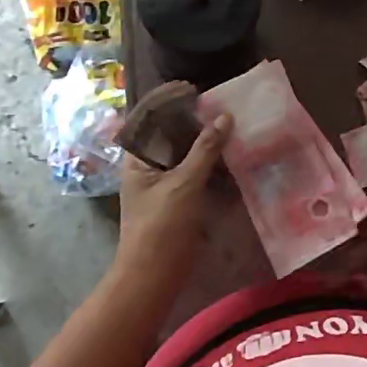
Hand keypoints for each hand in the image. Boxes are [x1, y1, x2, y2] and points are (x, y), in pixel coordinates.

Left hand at [115, 114, 230, 286]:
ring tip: (228, 127)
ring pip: (182, 153)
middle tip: (218, 106)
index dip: (166, 99)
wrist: (153, 277)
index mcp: (137, 158)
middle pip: (167, 133)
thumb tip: (224, 117)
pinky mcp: (177, 200)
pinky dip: (209, 164)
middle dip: (190, 119)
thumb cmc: (161, 227)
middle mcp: (147, 167)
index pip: (146, 117)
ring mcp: (162, 184)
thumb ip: (205, 149)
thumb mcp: (184, 184)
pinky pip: (193, 173)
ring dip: (203, 140)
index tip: (192, 89)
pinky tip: (230, 159)